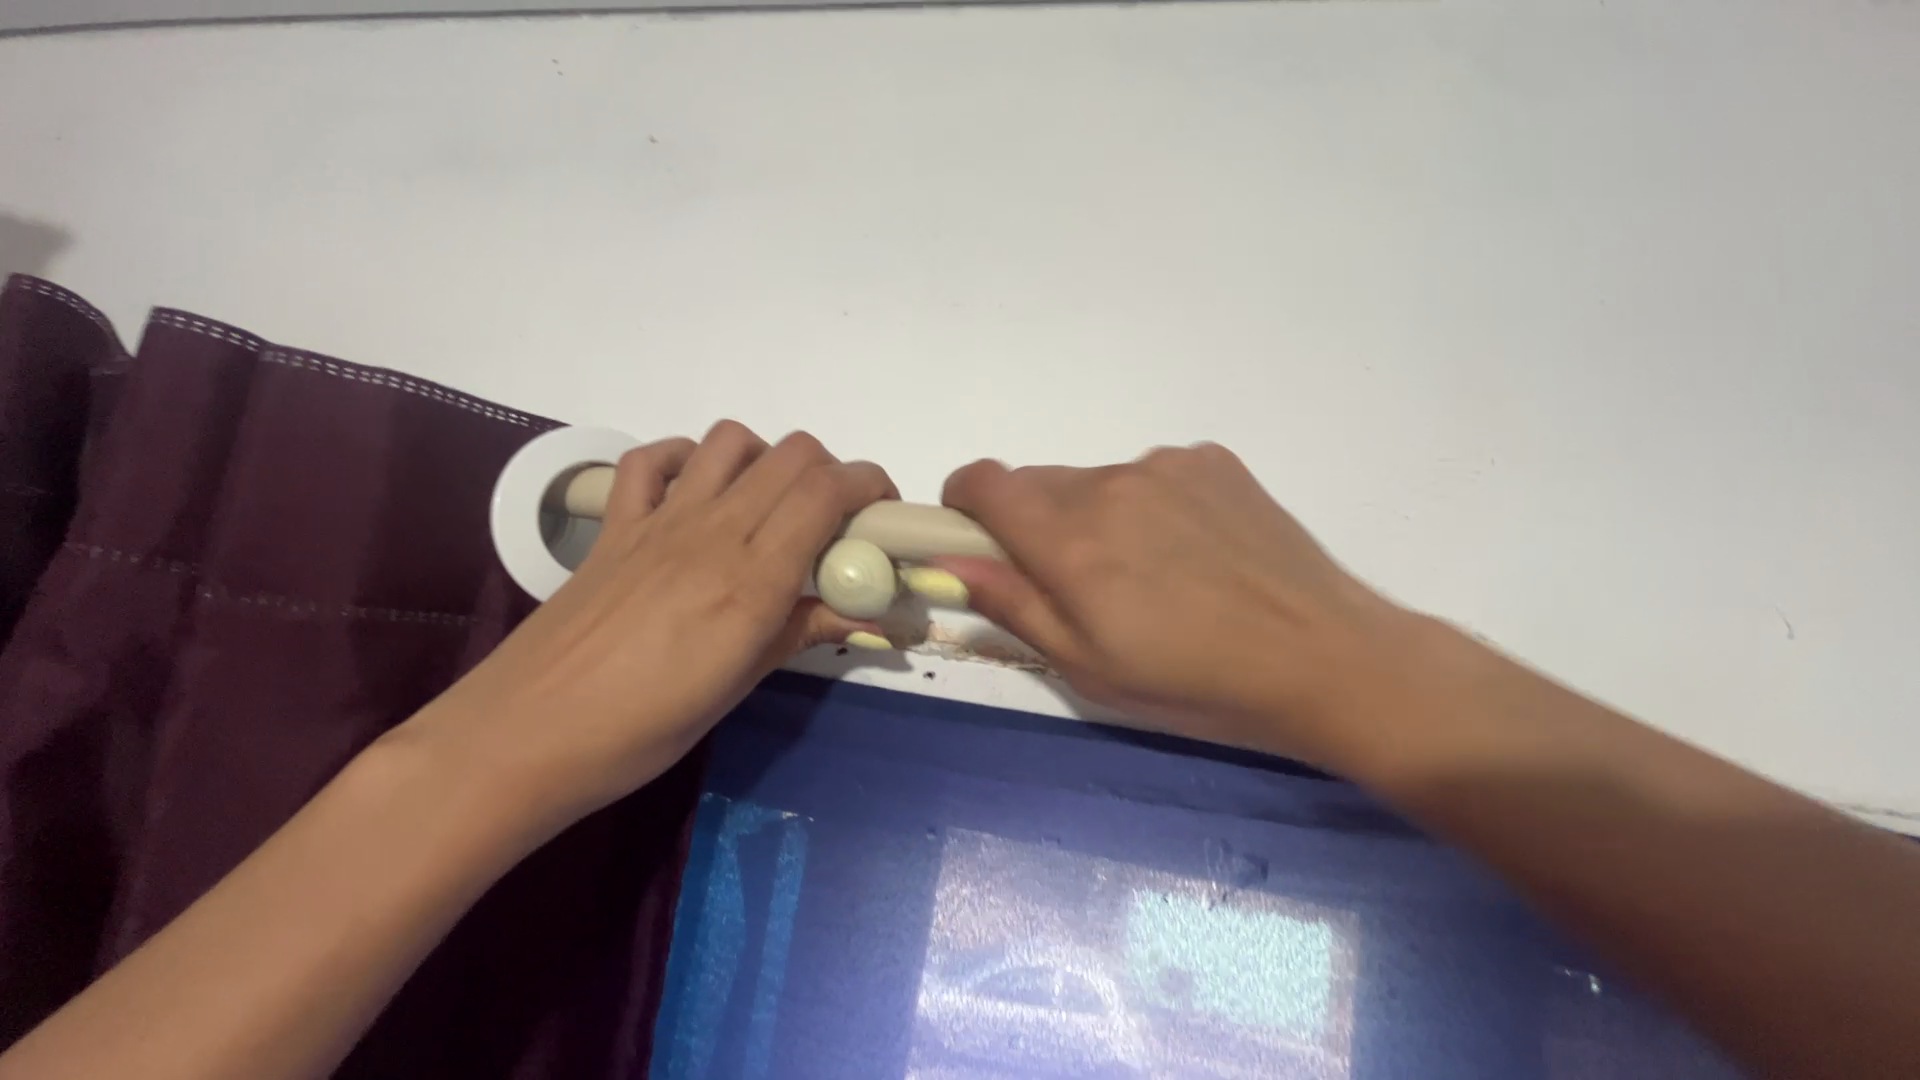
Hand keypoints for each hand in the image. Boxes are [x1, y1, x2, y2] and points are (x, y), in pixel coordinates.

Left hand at [405, 420, 895, 827]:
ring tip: (771, 506)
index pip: (827, 491)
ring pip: (729, 441)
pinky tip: (697, 495)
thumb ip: (802, 630)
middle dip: (831, 472)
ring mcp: (658, 520)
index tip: (883, 513)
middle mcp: (711, 531)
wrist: (526, 735)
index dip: (868, 485)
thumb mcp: (740, 685)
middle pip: (792, 454)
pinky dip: (686, 460)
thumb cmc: (645, 728)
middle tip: (836, 521)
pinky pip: (652, 460)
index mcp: (751, 579)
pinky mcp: (615, 525)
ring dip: (766, 459)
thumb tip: (862, 611)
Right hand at [937, 444, 1418, 767]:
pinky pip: (1151, 475)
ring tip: (1152, 575)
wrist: (1324, 657)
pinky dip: (1149, 505)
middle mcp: (1110, 483)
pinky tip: (1194, 553)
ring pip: (1096, 481)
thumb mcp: (1087, 667)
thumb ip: (1011, 603)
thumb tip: (948, 561)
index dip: (965, 504)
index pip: (984, 481)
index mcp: (1070, 539)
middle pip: (1037, 483)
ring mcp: (1166, 466)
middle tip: (1078, 584)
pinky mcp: (1212, 460)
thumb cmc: (1193, 684)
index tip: (979, 541)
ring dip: (1096, 517)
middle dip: (1033, 525)